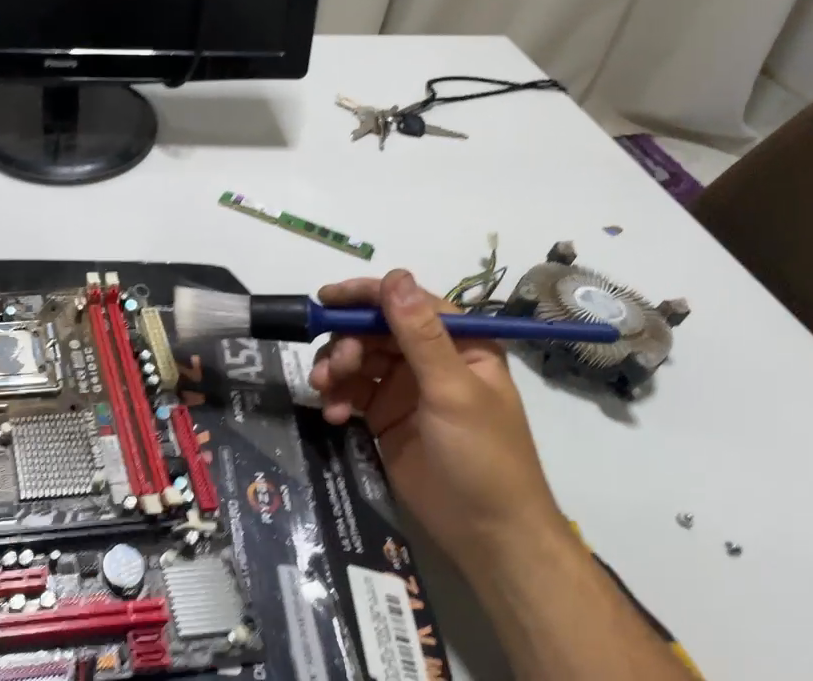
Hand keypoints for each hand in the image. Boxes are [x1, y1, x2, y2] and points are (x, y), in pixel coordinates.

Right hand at [310, 270, 563, 569]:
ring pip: (356, 358)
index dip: (367, 297)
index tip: (327, 299)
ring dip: (334, 368)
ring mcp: (405, 388)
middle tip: (331, 367)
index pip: (406, 303)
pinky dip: (335, 397)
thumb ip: (419, 335)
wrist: (488, 536)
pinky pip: (349, 391)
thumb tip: (394, 276)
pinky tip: (333, 415)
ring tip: (324, 391)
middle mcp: (430, 359)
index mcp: (460, 345)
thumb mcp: (452, 392)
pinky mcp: (384, 416)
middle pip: (373, 330)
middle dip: (345, 342)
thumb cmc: (483, 458)